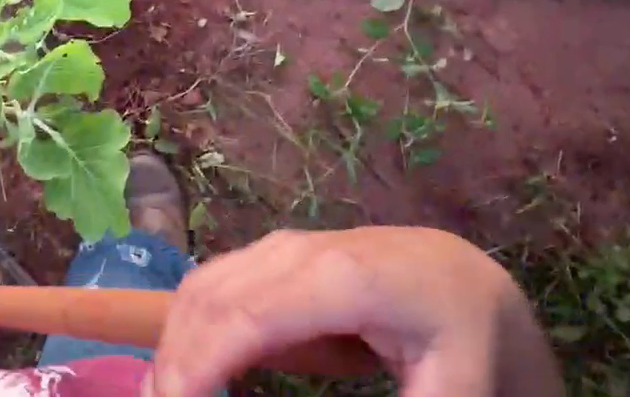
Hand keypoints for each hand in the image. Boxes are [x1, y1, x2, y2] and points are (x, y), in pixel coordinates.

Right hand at [148, 226, 563, 396]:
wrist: (459, 272)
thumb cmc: (463, 336)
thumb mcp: (456, 393)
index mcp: (340, 281)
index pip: (247, 318)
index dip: (201, 362)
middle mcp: (294, 252)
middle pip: (211, 297)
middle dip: (175, 358)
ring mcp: (276, 247)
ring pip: (201, 285)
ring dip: (174, 340)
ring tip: (166, 393)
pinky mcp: (268, 254)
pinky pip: (213, 283)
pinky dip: (188, 323)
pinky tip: (185, 363)